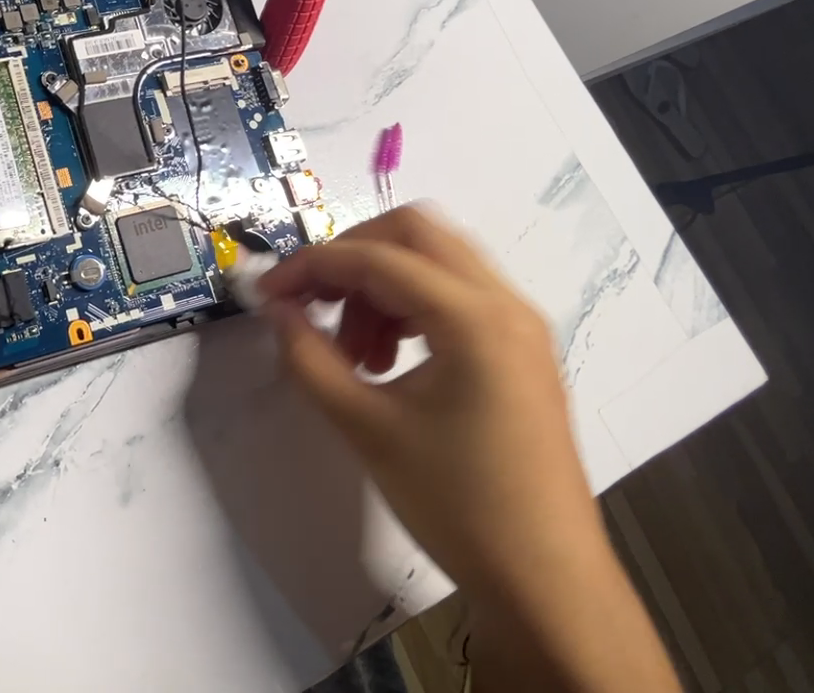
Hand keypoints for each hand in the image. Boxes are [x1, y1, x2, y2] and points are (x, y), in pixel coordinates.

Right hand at [258, 205, 603, 606]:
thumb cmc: (457, 503)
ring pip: (434, 259)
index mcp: (474, 318)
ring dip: (378, 284)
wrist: (547, 582)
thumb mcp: (365, 427)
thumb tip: (275, 309)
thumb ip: (308, 357)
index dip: (309, 266)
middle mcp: (505, 304)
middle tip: (313, 303)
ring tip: (351, 351)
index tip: (266, 294)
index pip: (374, 257)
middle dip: (349, 256)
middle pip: (414, 231)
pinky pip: (454, 295)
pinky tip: (385, 361)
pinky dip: (408, 305)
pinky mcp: (519, 349)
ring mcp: (519, 325)